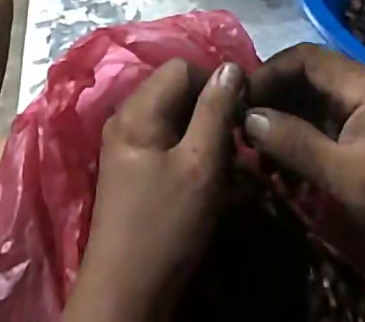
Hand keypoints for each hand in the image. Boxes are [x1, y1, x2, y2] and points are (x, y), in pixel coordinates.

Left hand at [66, 59, 244, 320]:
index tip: (241, 114)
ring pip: (172, 113)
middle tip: (234, 142)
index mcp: (136, 109)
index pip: (182, 67)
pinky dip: (187, 146)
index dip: (215, 82)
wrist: (125, 298)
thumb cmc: (166, 227)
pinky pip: (163, 136)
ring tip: (221, 162)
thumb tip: (231, 66)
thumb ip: (216, 110)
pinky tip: (201, 175)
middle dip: (209, 107)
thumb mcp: (201, 166)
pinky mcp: (128, 166)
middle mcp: (124, 116)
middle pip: (175, 88)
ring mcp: (123, 142)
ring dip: (201, 129)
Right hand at [243, 44, 364, 290]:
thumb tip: (247, 116)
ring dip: (283, 124)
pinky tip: (283, 169)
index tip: (238, 102)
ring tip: (258, 155)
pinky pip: (323, 129)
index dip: (268, 73)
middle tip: (241, 130)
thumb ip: (298, 143)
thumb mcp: (351, 178)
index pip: (304, 57)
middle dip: (272, 100)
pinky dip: (300, 143)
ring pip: (311, 104)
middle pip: (305, 78)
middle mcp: (364, 90)